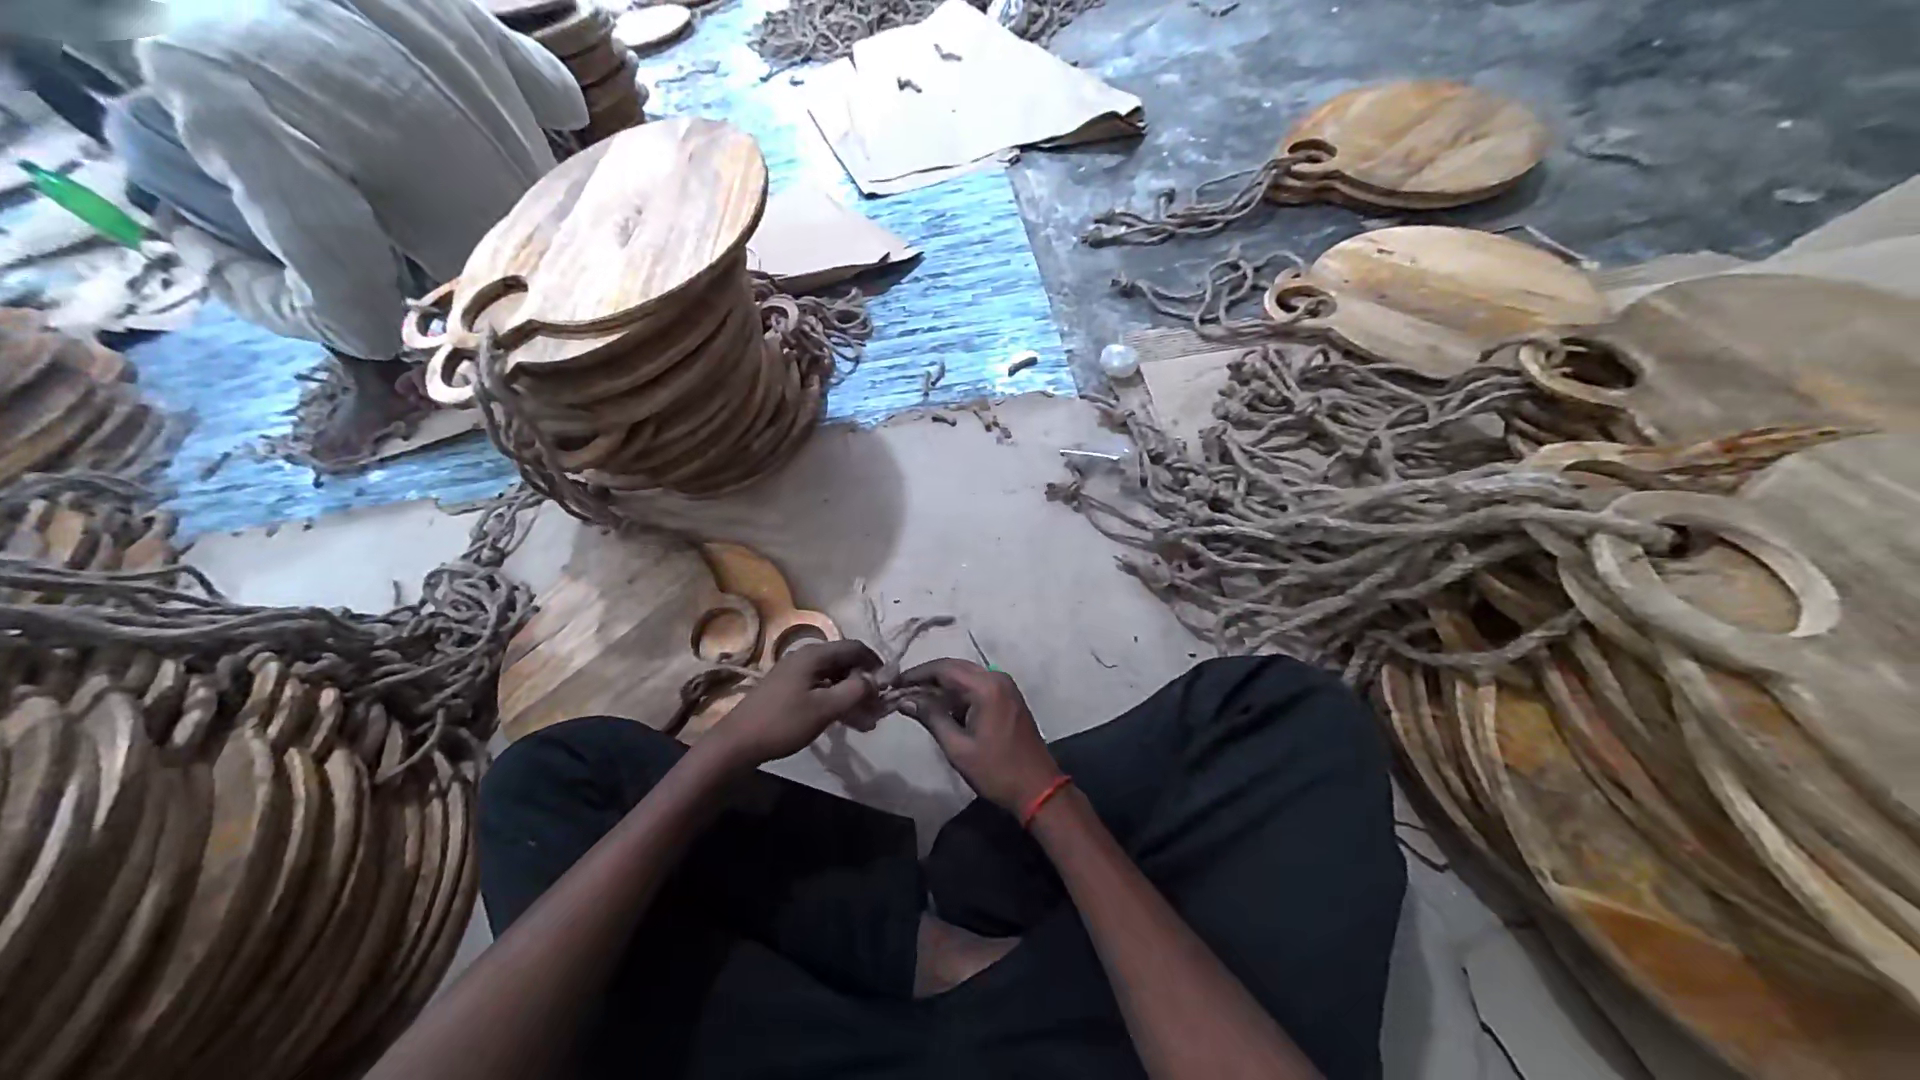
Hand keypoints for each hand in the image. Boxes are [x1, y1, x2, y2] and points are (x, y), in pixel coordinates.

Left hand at [707, 640, 882, 766]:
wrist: (737, 743)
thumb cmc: (783, 722)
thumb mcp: (825, 708)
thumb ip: (855, 690)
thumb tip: (878, 679)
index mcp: (814, 655)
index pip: (855, 648)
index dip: (876, 664)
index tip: (890, 685)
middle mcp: (806, 659)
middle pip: (846, 664)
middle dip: (865, 685)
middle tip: (880, 709)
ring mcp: (797, 676)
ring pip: (835, 680)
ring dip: (853, 698)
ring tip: (869, 722)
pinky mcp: (790, 692)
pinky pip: (822, 691)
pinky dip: (838, 703)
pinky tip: (849, 723)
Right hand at [897, 659, 1060, 813]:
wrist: (1038, 788)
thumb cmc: (996, 771)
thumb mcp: (958, 747)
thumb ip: (931, 717)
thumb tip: (905, 700)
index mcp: (986, 687)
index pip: (944, 668)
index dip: (916, 673)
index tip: (893, 682)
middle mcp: (997, 678)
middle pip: (954, 667)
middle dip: (927, 677)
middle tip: (900, 690)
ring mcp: (1005, 687)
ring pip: (965, 676)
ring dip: (941, 685)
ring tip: (914, 698)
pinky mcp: (1007, 697)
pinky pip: (976, 686)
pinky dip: (957, 693)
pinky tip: (939, 706)